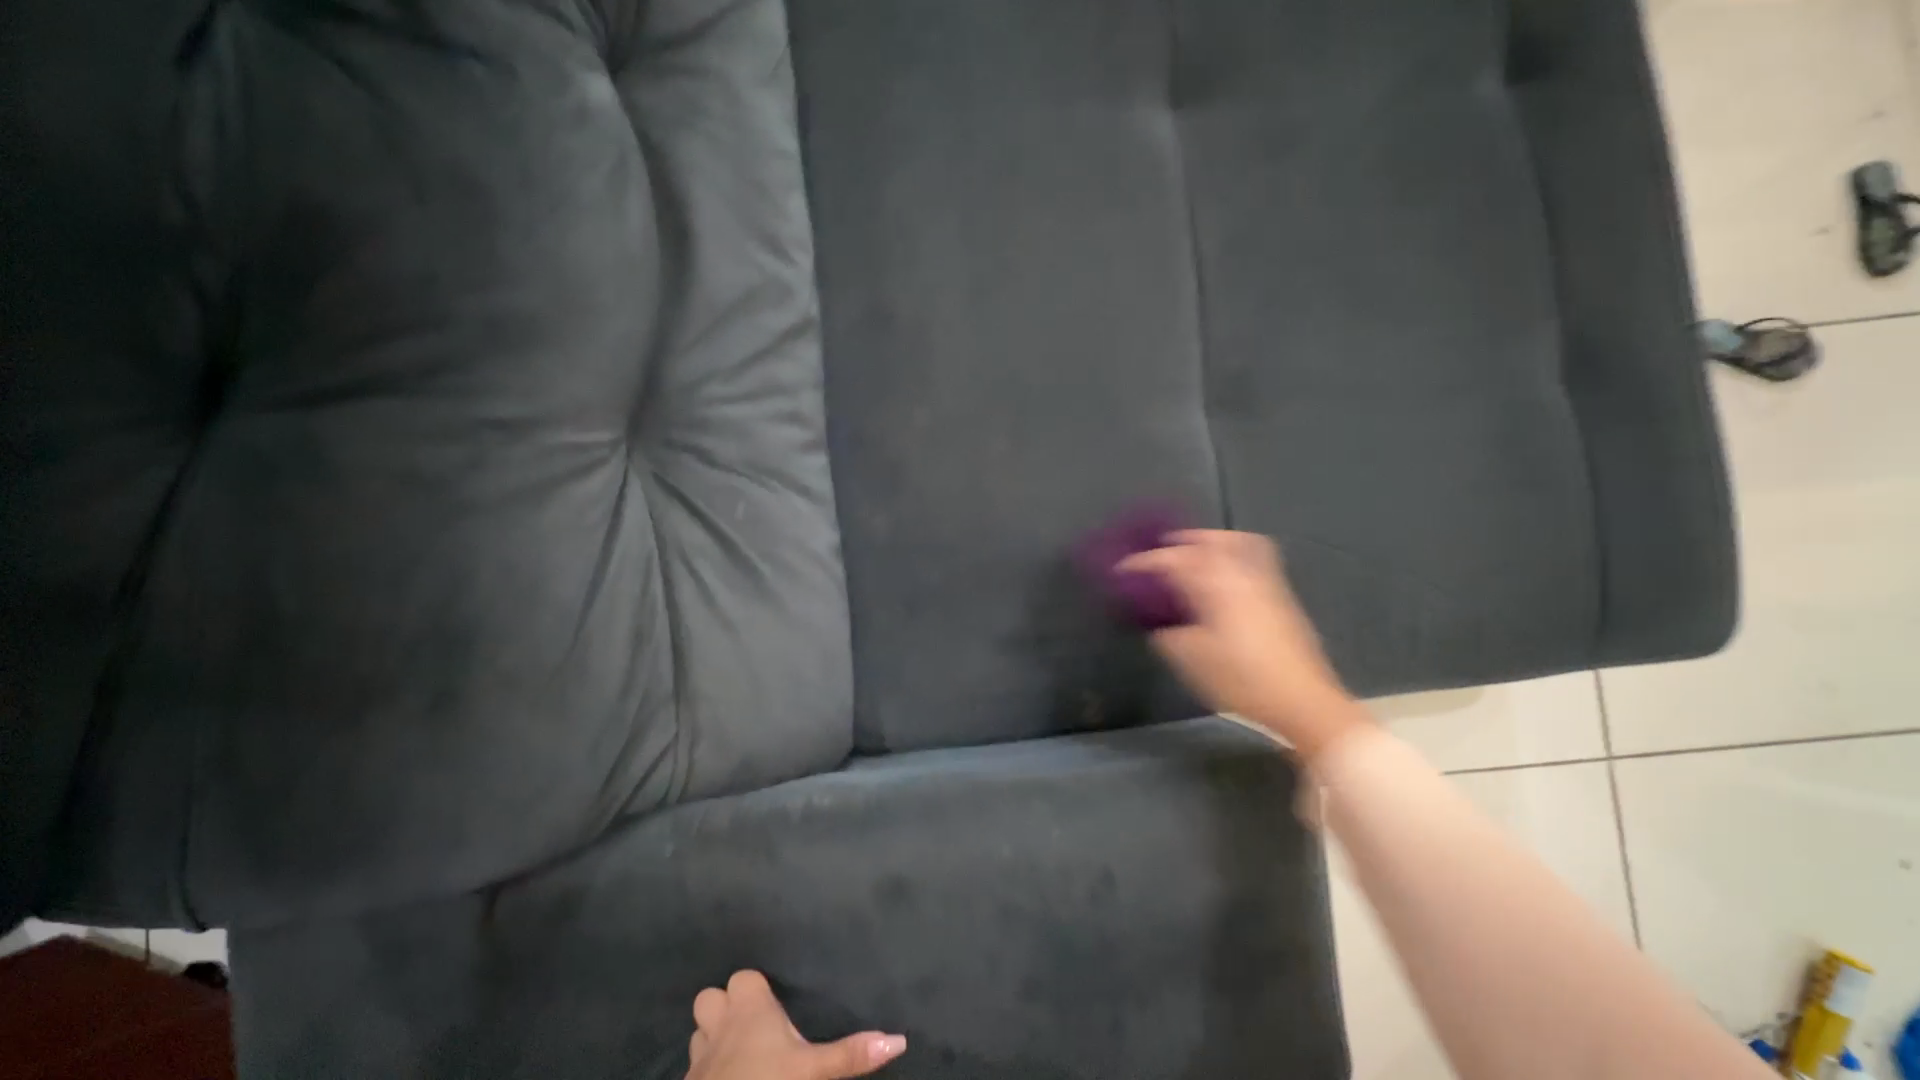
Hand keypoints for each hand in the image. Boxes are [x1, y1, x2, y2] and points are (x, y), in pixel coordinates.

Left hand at [685, 971, 905, 1079]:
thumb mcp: (813, 1070)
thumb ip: (851, 1053)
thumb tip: (898, 1039)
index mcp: (748, 1010)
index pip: (743, 978)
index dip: (756, 988)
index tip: (776, 1001)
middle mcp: (718, 1025)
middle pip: (710, 999)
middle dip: (725, 1008)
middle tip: (754, 1025)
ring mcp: (699, 1057)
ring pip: (699, 1032)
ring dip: (714, 1037)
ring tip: (739, 1051)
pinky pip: (695, 1066)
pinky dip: (708, 1068)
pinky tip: (727, 1078)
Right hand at [1120, 530, 1363, 759]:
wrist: (1301, 699)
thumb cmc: (1240, 678)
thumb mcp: (1190, 659)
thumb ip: (1167, 634)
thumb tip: (1161, 623)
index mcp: (1214, 584)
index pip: (1173, 560)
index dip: (1144, 562)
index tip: (1122, 568)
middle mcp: (1240, 572)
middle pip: (1208, 541)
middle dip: (1180, 542)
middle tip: (1158, 550)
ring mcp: (1265, 581)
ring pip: (1236, 544)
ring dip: (1210, 541)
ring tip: (1194, 551)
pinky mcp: (1281, 596)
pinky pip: (1253, 557)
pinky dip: (1233, 553)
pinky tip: (1224, 573)